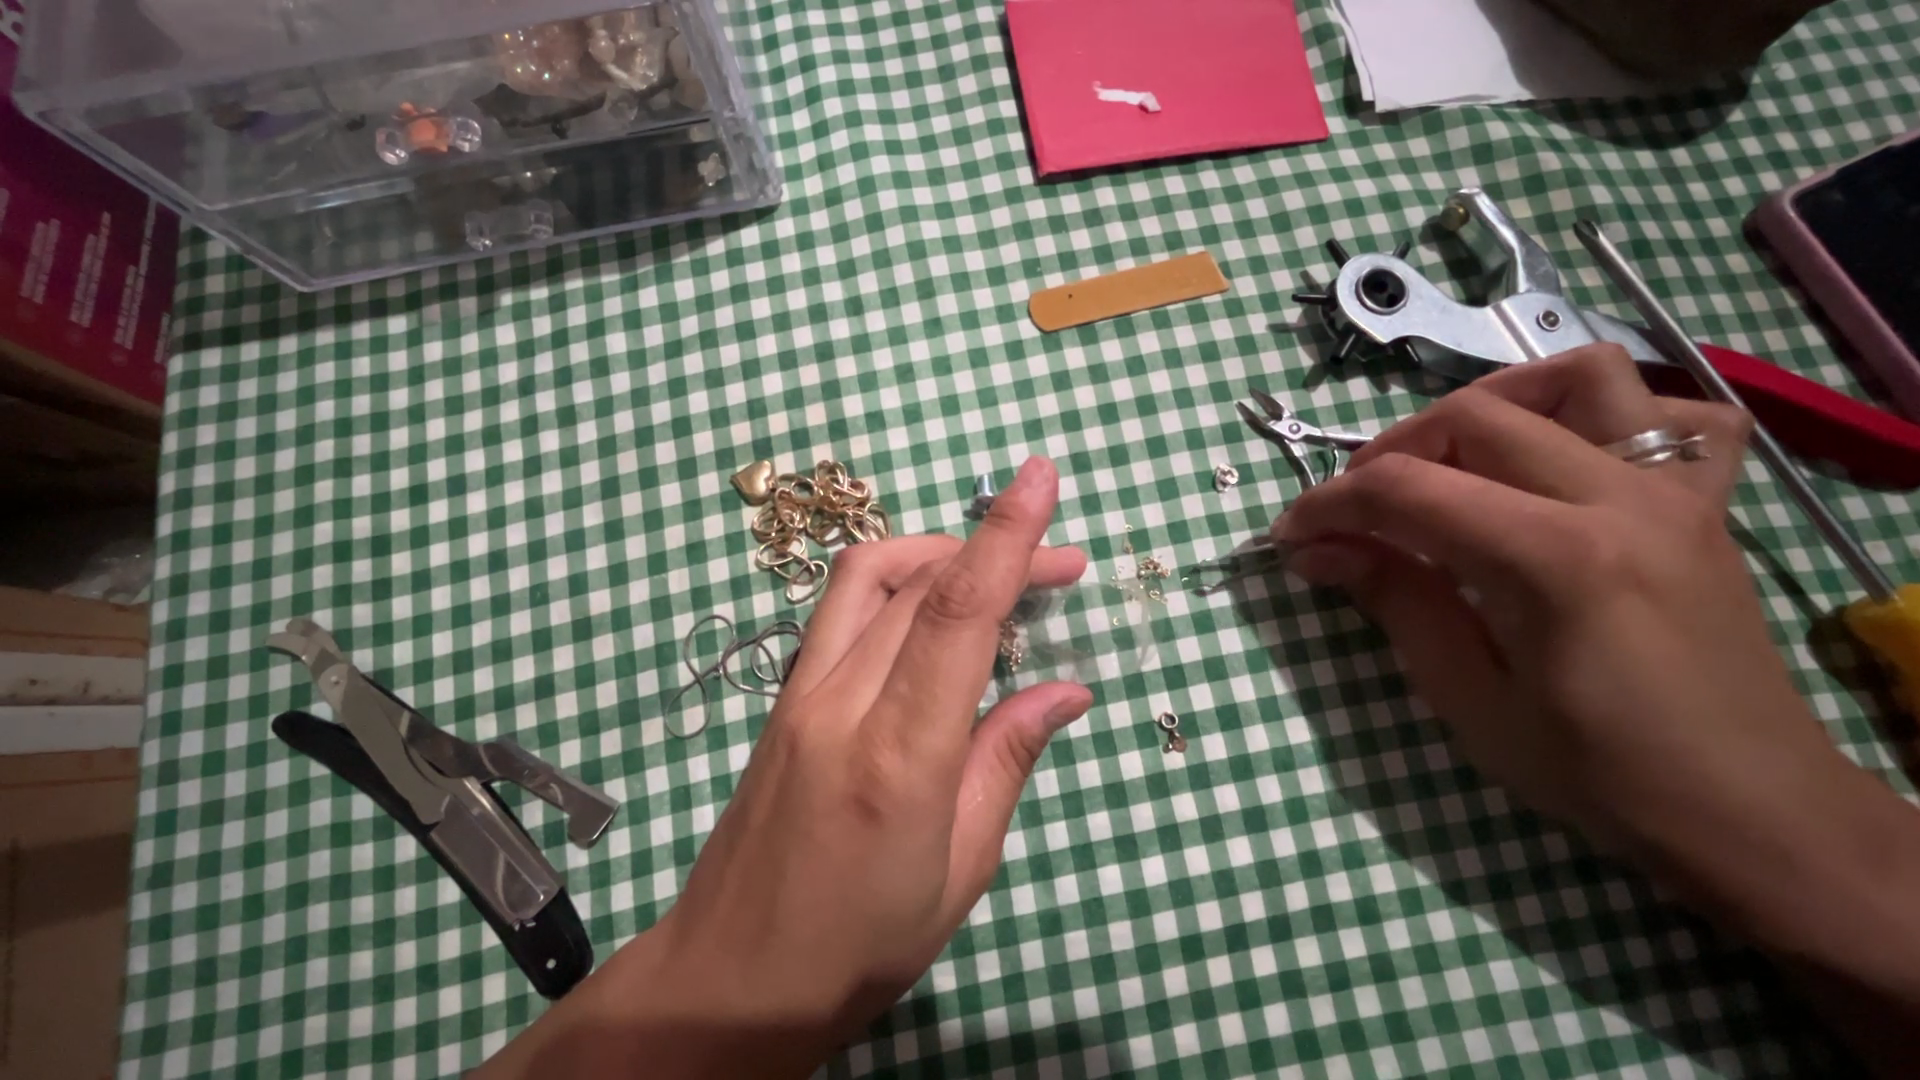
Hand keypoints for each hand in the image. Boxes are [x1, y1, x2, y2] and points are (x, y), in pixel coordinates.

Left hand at [479, 457, 1091, 1078]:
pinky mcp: (781, 700)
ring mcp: (799, 694)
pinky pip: (842, 613)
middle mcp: (841, 702)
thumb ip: (1007, 762)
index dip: (1006, 538)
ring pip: (866, 579)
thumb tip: (1067, 689)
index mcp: (900, 755)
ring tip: (992, 572)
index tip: (1041, 478)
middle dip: (996, 548)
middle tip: (1064, 564)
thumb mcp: (959, 869)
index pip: (957, 614)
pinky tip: (931, 616)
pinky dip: (897, 587)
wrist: (728, 978)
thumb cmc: (858, 945)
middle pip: (919, 582)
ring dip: (936, 552)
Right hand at [1275, 344, 1919, 1070]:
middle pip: (1471, 418)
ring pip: (1578, 378)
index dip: (1329, 504)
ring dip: (1493, 400)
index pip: (1407, 490)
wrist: (1747, 810)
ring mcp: (1673, 490)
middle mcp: (1618, 498)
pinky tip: (1562, 455)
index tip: (1289, 534)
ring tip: (1449, 453)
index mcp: (1551, 560)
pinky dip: (1606, 412)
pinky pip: (1671, 413)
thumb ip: (1395, 601)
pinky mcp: (1704, 502)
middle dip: (1386, 454)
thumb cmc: (1594, 771)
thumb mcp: (1468, 699)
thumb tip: (1319, 549)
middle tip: (1353, 510)